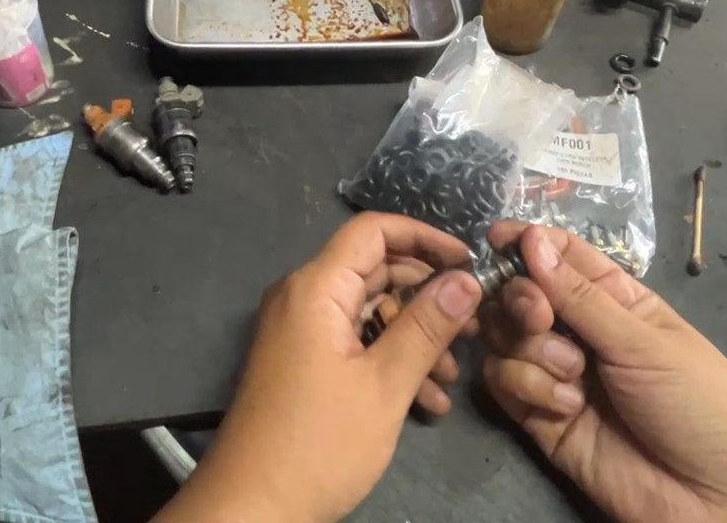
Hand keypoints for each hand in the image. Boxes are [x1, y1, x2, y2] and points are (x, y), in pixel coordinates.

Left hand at [159, 213, 479, 522]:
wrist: (252, 505)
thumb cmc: (319, 442)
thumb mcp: (384, 387)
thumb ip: (426, 327)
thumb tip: (466, 279)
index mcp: (315, 286)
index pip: (372, 231)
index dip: (423, 237)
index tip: (468, 261)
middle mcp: (303, 294)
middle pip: (374, 270)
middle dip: (426, 295)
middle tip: (474, 327)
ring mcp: (300, 326)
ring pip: (367, 310)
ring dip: (412, 336)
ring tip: (450, 376)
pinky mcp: (302, 356)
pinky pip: (352, 338)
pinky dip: (387, 357)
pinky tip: (426, 400)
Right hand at [481, 222, 726, 522]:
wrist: (726, 509)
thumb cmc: (704, 407)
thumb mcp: (644, 343)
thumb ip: (578, 294)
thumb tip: (530, 236)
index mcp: (610, 299)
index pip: (556, 254)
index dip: (524, 242)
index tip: (494, 239)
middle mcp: (576, 329)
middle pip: (517, 291)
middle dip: (519, 297)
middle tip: (539, 316)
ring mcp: (554, 372)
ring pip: (502, 334)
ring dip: (529, 347)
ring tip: (572, 374)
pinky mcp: (538, 415)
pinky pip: (501, 380)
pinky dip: (525, 386)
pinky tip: (566, 406)